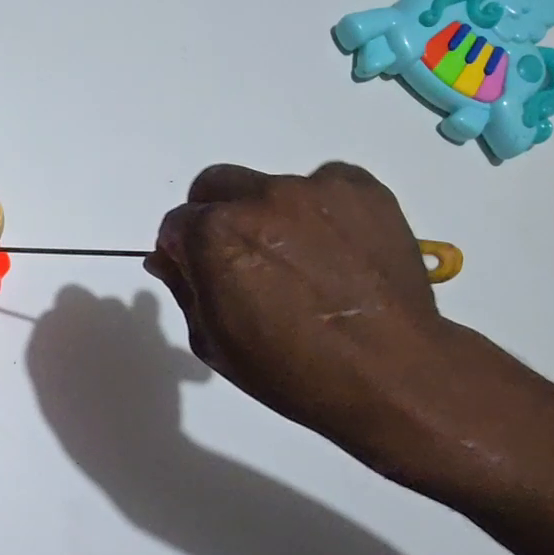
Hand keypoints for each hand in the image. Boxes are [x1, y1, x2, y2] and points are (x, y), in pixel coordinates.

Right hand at [145, 162, 456, 456]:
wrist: (384, 369)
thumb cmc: (284, 368)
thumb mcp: (211, 340)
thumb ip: (184, 288)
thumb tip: (169, 259)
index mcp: (214, 235)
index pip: (175, 224)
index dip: (179, 251)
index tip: (197, 274)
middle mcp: (261, 197)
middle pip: (216, 185)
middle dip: (213, 216)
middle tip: (236, 260)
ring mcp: (316, 188)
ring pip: (270, 189)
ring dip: (269, 216)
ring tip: (296, 262)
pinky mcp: (363, 188)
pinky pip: (323, 188)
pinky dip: (318, 213)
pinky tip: (332, 253)